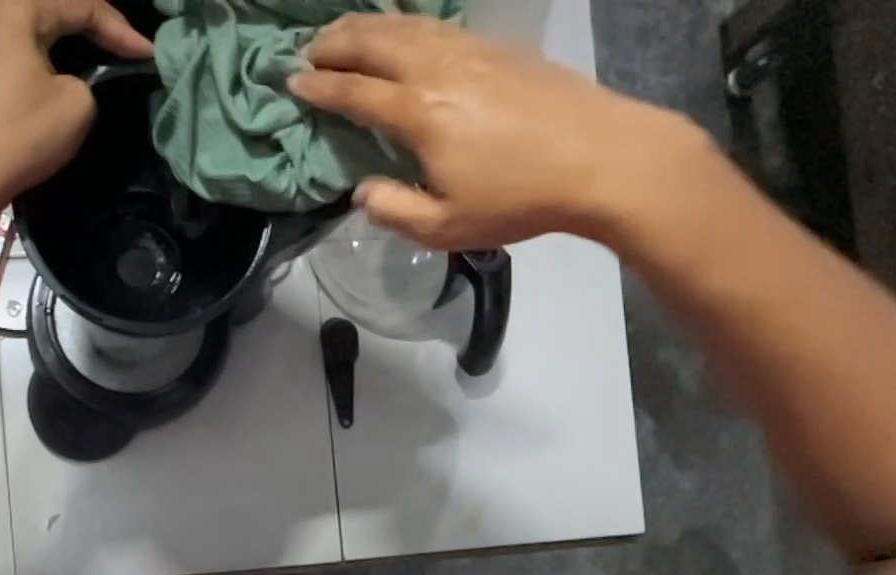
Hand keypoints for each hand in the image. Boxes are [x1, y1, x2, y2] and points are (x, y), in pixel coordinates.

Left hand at [0, 0, 153, 211]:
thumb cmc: (25, 135)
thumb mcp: (78, 103)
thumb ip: (91, 79)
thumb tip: (80, 80)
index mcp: (17, 10)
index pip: (82, 6)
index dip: (121, 29)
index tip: (149, 53)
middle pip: (57, 8)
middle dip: (98, 26)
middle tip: (128, 47)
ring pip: (41, 28)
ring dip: (75, 39)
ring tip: (106, 54)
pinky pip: (25, 48)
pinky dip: (53, 54)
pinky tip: (72, 69)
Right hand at [289, 15, 713, 250]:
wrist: (601, 158)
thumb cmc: (519, 200)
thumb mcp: (445, 228)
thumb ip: (393, 211)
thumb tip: (362, 191)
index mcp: (420, 113)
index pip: (356, 92)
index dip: (321, 86)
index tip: (294, 82)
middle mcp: (439, 70)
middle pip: (375, 41)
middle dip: (336, 42)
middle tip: (309, 49)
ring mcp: (472, 51)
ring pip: (407, 25)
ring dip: (368, 25)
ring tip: (343, 32)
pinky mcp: (499, 48)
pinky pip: (437, 26)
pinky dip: (406, 24)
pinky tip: (401, 32)